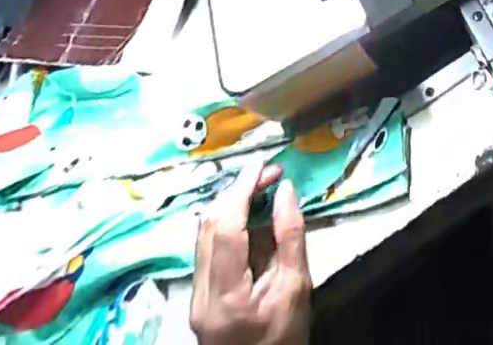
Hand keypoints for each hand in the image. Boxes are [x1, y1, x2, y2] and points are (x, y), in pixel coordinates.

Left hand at [191, 162, 310, 344]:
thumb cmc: (284, 337)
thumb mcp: (297, 286)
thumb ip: (290, 235)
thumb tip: (284, 188)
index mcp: (225, 296)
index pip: (226, 229)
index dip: (243, 189)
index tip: (263, 164)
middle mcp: (200, 294)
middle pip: (208, 226)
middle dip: (238, 190)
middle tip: (270, 173)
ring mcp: (195, 295)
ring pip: (204, 233)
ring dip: (232, 203)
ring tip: (263, 187)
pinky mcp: (199, 294)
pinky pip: (208, 245)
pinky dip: (228, 221)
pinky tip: (251, 215)